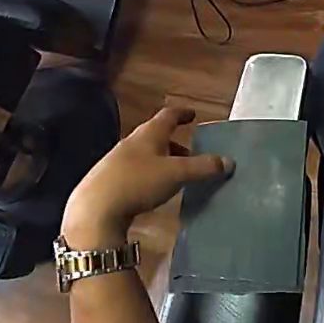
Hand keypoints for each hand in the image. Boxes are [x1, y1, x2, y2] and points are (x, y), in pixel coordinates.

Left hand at [64, 107, 232, 247]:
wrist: (95, 208)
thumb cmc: (138, 182)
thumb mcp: (176, 174)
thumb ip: (202, 167)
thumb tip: (228, 161)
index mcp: (148, 134)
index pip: (167, 116)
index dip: (182, 114)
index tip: (192, 114)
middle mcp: (131, 143)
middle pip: (155, 136)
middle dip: (174, 142)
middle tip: (190, 152)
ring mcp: (117, 161)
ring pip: (145, 154)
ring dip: (162, 160)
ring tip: (176, 174)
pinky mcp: (109, 181)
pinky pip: (136, 171)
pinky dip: (150, 174)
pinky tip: (154, 190)